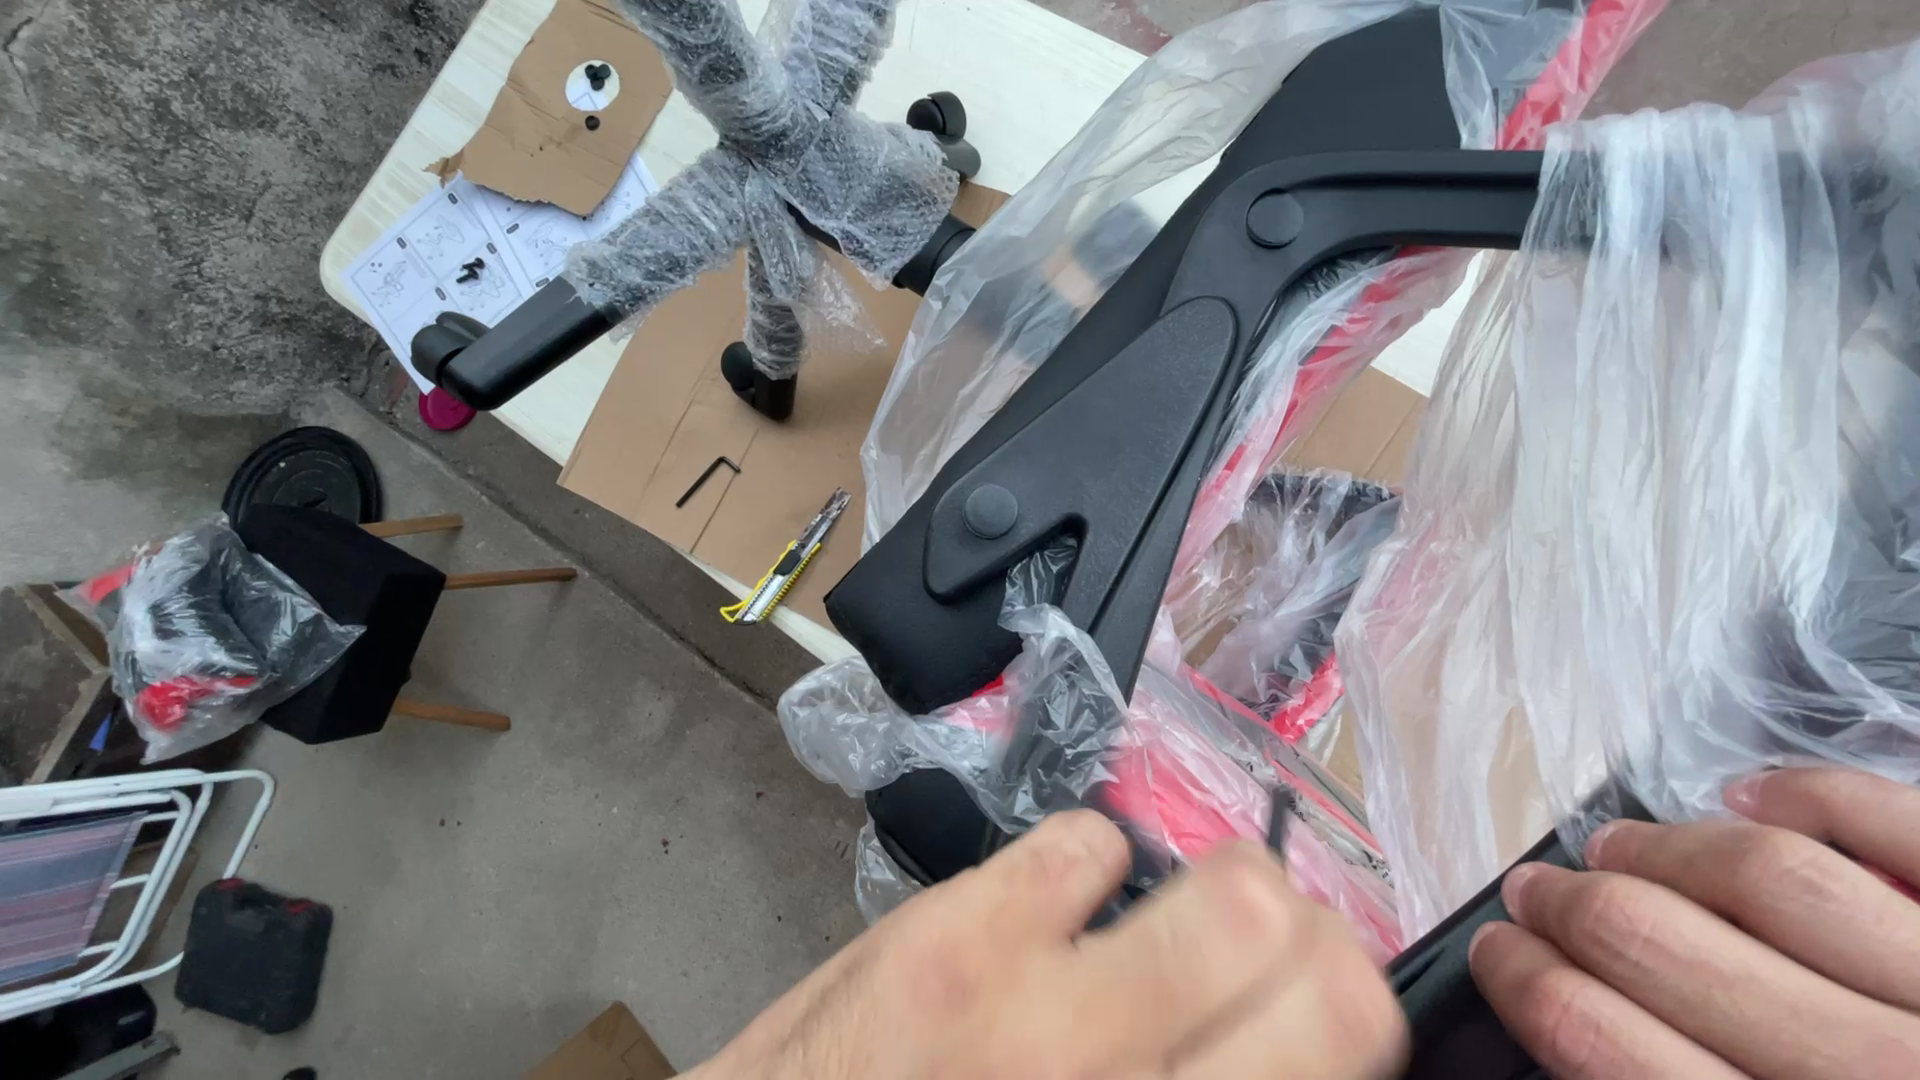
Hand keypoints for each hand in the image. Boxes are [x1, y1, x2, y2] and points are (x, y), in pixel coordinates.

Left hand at [688, 809, 1405, 1078]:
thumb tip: (1279, 1038)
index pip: (1351, 1038)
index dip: (1354, 1013)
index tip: (1320, 1014)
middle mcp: (1114, 1068)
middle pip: (1325, 966)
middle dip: (1313, 948)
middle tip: (1262, 962)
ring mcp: (1031, 988)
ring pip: (1228, 886)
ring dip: (1216, 894)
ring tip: (1168, 924)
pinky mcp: (955, 921)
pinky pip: (1085, 838)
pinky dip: (1091, 863)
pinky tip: (1056, 907)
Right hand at [1471, 766, 1919, 1078]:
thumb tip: (1558, 1018)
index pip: (1590, 1031)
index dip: (1515, 976)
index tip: (1499, 951)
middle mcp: (1876, 1072)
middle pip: (1646, 936)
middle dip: (1560, 902)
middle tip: (1539, 893)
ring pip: (1755, 870)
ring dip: (1656, 847)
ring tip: (1624, 849)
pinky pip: (1894, 823)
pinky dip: (1809, 793)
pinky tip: (1756, 802)